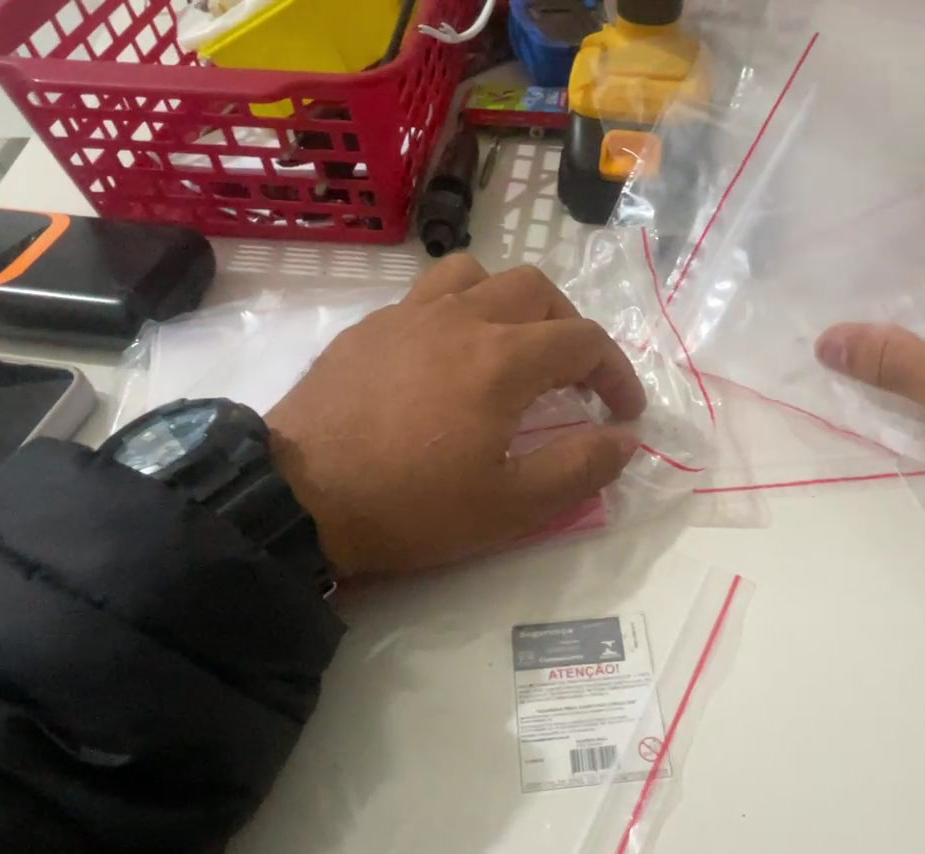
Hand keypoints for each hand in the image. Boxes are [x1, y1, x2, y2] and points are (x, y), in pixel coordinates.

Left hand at [267, 256, 645, 576]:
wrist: (299, 499)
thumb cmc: (412, 508)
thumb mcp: (511, 507)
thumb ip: (579, 468)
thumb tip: (625, 439)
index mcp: (502, 360)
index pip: (584, 341)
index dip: (616, 373)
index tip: (624, 412)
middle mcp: (460, 319)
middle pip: (535, 290)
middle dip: (568, 327)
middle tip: (572, 376)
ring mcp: (407, 317)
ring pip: (476, 274)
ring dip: (510, 303)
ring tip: (510, 347)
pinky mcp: (367, 329)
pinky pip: (426, 295)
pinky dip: (457, 312)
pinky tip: (445, 358)